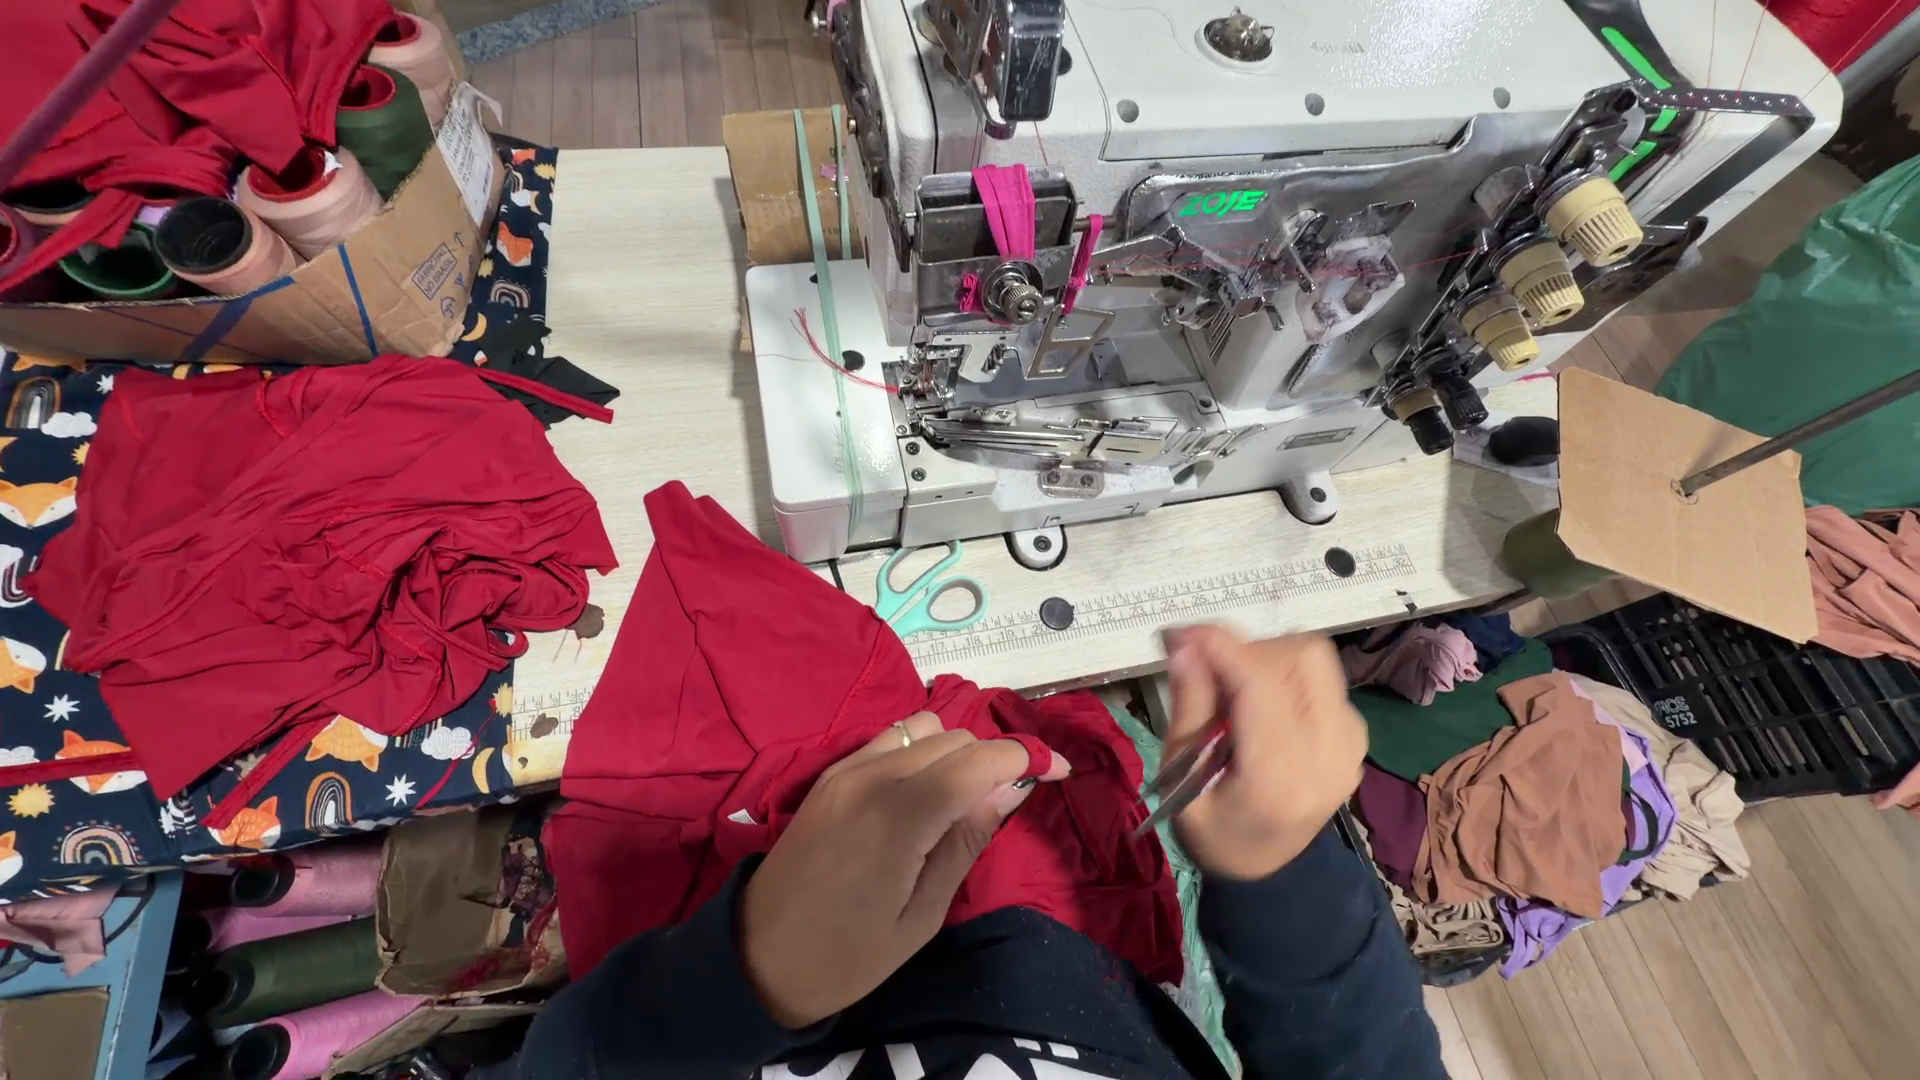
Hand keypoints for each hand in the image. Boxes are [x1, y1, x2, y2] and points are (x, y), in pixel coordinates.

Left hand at [738, 711, 1069, 1027]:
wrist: (757, 957)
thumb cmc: (849, 954)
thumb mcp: (923, 914)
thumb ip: (968, 838)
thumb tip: (1012, 786)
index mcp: (900, 815)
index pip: (981, 760)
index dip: (1028, 758)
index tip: (1059, 772)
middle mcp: (873, 775)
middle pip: (956, 738)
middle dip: (992, 761)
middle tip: (1002, 804)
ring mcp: (847, 768)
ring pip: (924, 727)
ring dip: (954, 751)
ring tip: (958, 799)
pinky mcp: (831, 771)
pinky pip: (890, 737)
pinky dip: (919, 749)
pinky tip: (920, 789)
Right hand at [1163, 625, 1365, 879]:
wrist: (1266, 870)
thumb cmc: (1212, 829)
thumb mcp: (1182, 778)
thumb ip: (1189, 707)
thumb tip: (1185, 646)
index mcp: (1279, 776)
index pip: (1260, 684)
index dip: (1220, 645)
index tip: (1181, 635)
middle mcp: (1329, 753)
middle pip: (1300, 657)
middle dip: (1246, 647)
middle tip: (1207, 665)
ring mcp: (1350, 744)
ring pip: (1314, 658)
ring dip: (1266, 655)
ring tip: (1232, 683)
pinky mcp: (1355, 735)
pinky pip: (1322, 677)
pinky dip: (1285, 672)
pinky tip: (1259, 700)